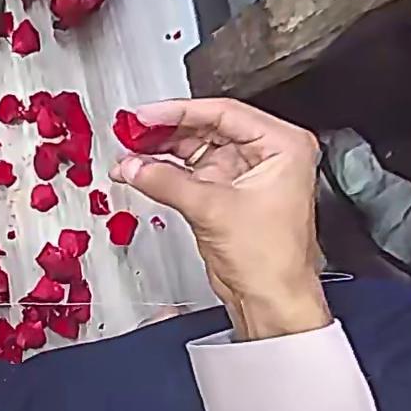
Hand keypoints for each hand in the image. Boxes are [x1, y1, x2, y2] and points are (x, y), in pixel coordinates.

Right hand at [112, 98, 331, 339]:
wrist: (270, 299)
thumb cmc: (271, 259)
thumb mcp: (213, 209)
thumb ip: (167, 181)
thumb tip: (134, 165)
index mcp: (281, 145)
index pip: (224, 113)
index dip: (179, 112)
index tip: (146, 116)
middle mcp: (265, 154)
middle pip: (207, 128)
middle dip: (166, 131)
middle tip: (132, 131)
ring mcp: (244, 174)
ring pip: (195, 150)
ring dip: (160, 152)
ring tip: (129, 153)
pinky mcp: (226, 194)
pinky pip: (190, 173)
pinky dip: (165, 172)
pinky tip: (140, 171)